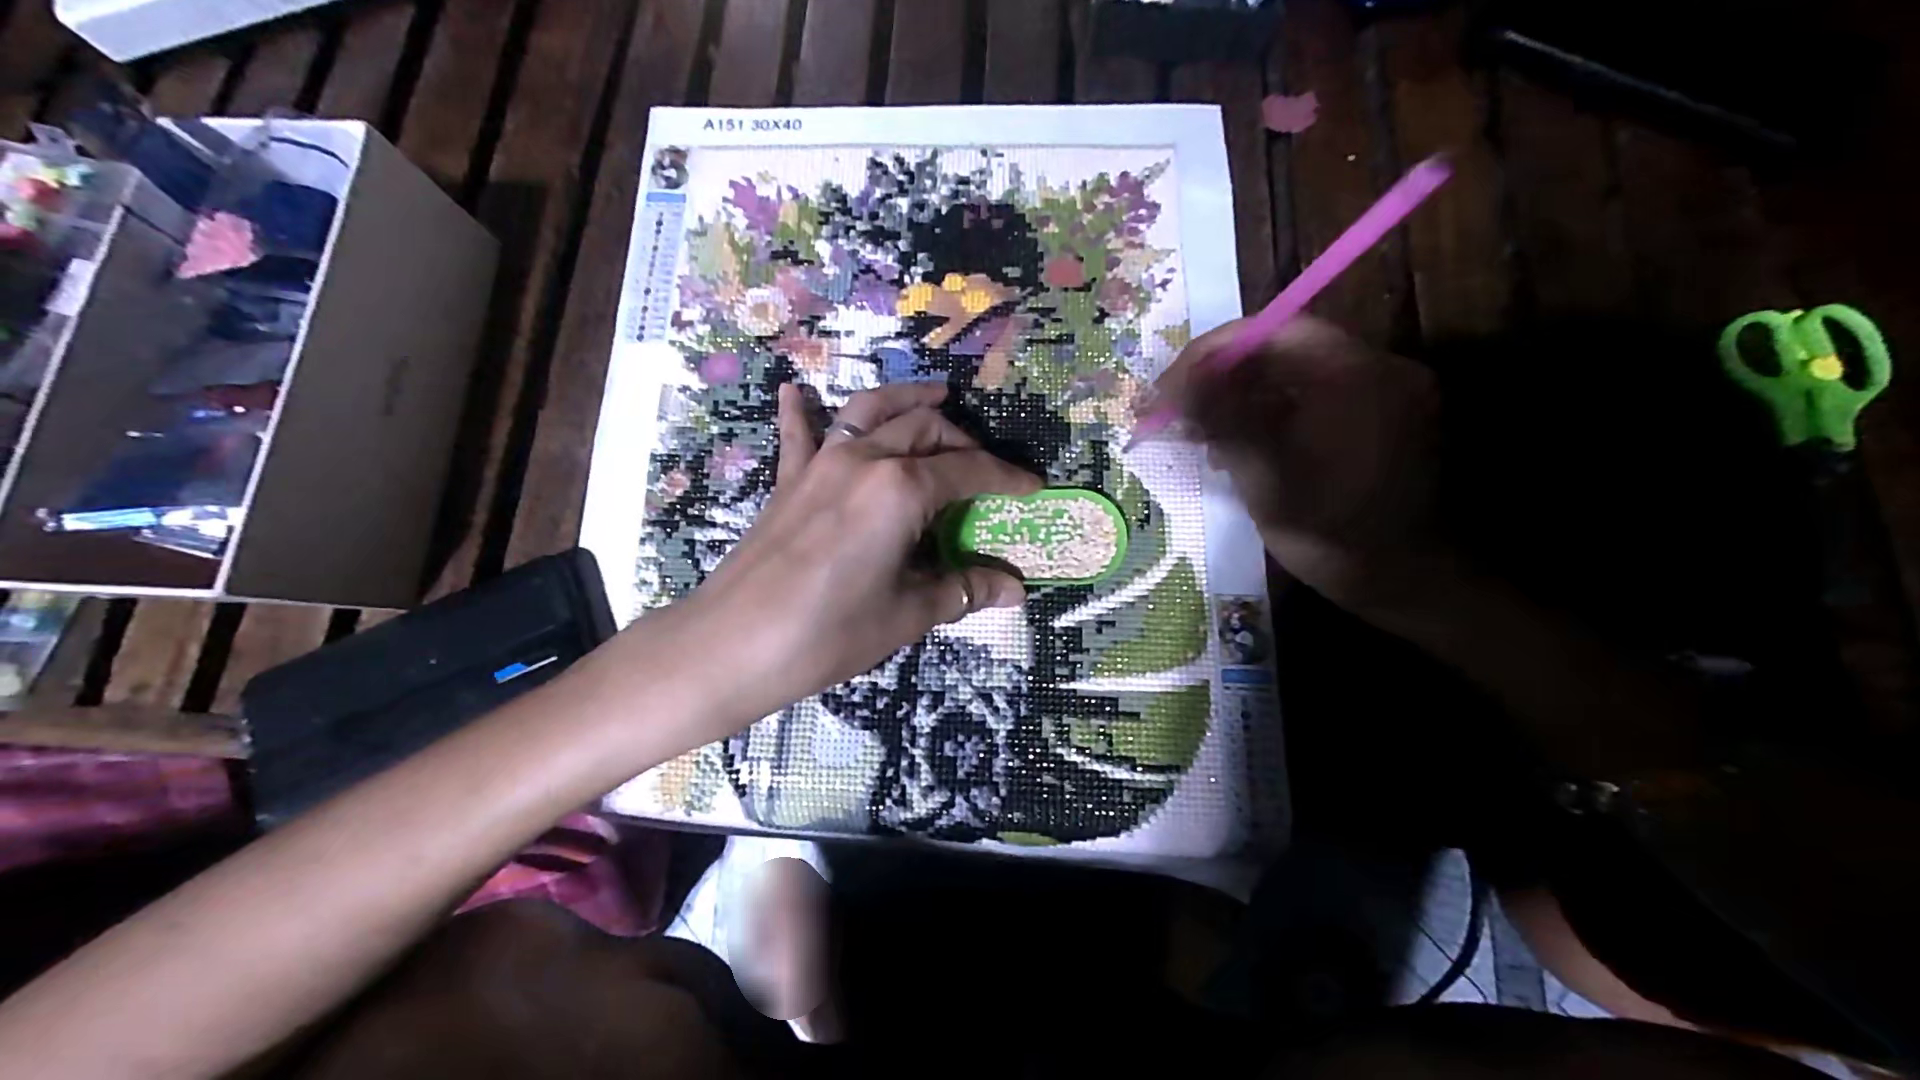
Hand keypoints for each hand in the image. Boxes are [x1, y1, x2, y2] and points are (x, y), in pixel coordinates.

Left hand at [675, 382, 1041, 725]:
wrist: (732, 644)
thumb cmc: (829, 632)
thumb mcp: (907, 613)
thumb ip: (963, 589)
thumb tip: (1014, 588)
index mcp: (900, 489)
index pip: (968, 471)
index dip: (1006, 478)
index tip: (1033, 488)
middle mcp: (863, 459)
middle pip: (923, 429)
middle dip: (962, 440)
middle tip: (984, 467)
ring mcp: (820, 464)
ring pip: (870, 412)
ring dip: (906, 399)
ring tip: (935, 395)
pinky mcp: (788, 481)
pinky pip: (799, 436)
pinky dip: (801, 411)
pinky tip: (792, 390)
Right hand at [1147, 316, 1446, 612]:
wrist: (1399, 581)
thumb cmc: (1330, 534)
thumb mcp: (1266, 476)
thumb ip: (1223, 420)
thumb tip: (1177, 386)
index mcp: (1355, 376)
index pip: (1274, 332)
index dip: (1213, 352)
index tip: (1169, 384)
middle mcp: (1375, 370)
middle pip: (1281, 351)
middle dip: (1219, 375)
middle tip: (1170, 406)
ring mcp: (1378, 395)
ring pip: (1291, 376)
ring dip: (1236, 396)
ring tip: (1192, 429)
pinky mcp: (1373, 420)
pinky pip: (1308, 399)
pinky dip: (1264, 413)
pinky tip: (1231, 444)